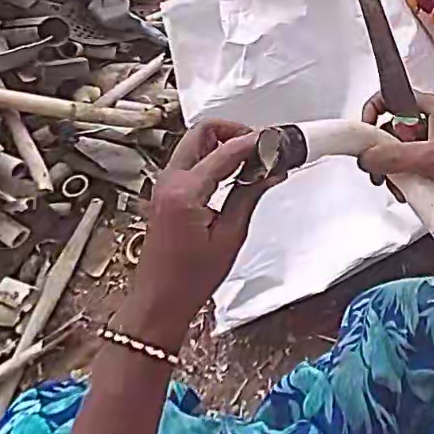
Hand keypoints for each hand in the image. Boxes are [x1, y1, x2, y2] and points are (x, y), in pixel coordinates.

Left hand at [124, 120, 277, 345]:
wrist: (158, 302)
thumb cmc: (190, 278)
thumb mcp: (230, 236)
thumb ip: (249, 195)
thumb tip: (269, 170)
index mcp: (185, 192)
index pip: (226, 151)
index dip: (255, 142)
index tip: (275, 141)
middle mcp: (169, 182)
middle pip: (202, 131)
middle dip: (233, 131)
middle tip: (259, 145)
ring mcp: (164, 185)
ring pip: (194, 142)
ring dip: (222, 142)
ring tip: (249, 158)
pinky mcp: (164, 192)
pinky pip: (189, 158)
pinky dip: (211, 155)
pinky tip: (231, 171)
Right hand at [359, 92, 433, 220]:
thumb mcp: (433, 156)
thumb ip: (396, 156)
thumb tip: (366, 156)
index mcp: (429, 108)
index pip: (390, 98)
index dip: (373, 110)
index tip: (364, 131)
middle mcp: (426, 125)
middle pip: (387, 130)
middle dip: (379, 151)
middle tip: (375, 167)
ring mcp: (427, 148)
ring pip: (393, 155)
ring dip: (389, 172)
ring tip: (396, 185)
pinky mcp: (428, 170)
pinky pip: (403, 173)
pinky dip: (400, 183)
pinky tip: (407, 193)